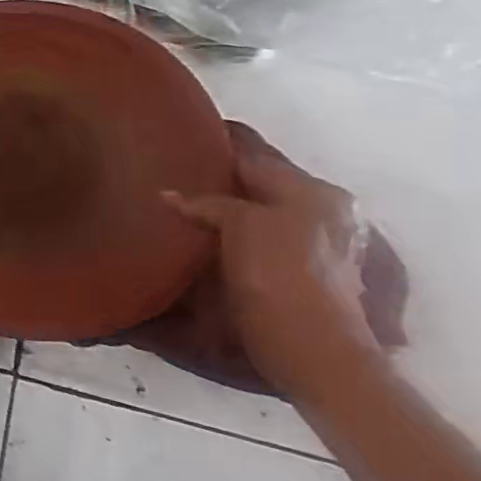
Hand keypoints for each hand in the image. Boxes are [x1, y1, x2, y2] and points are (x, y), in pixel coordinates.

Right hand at [163, 121, 380, 398]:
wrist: (307, 344)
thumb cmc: (279, 273)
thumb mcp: (241, 223)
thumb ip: (208, 202)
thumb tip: (170, 196)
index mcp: (315, 193)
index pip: (251, 154)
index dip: (211, 144)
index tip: (168, 137)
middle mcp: (320, 214)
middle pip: (252, 184)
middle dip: (211, 179)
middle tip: (160, 172)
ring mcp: (308, 246)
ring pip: (249, 211)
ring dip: (213, 208)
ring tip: (166, 204)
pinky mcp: (290, 272)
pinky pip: (245, 238)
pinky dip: (218, 233)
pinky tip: (189, 235)